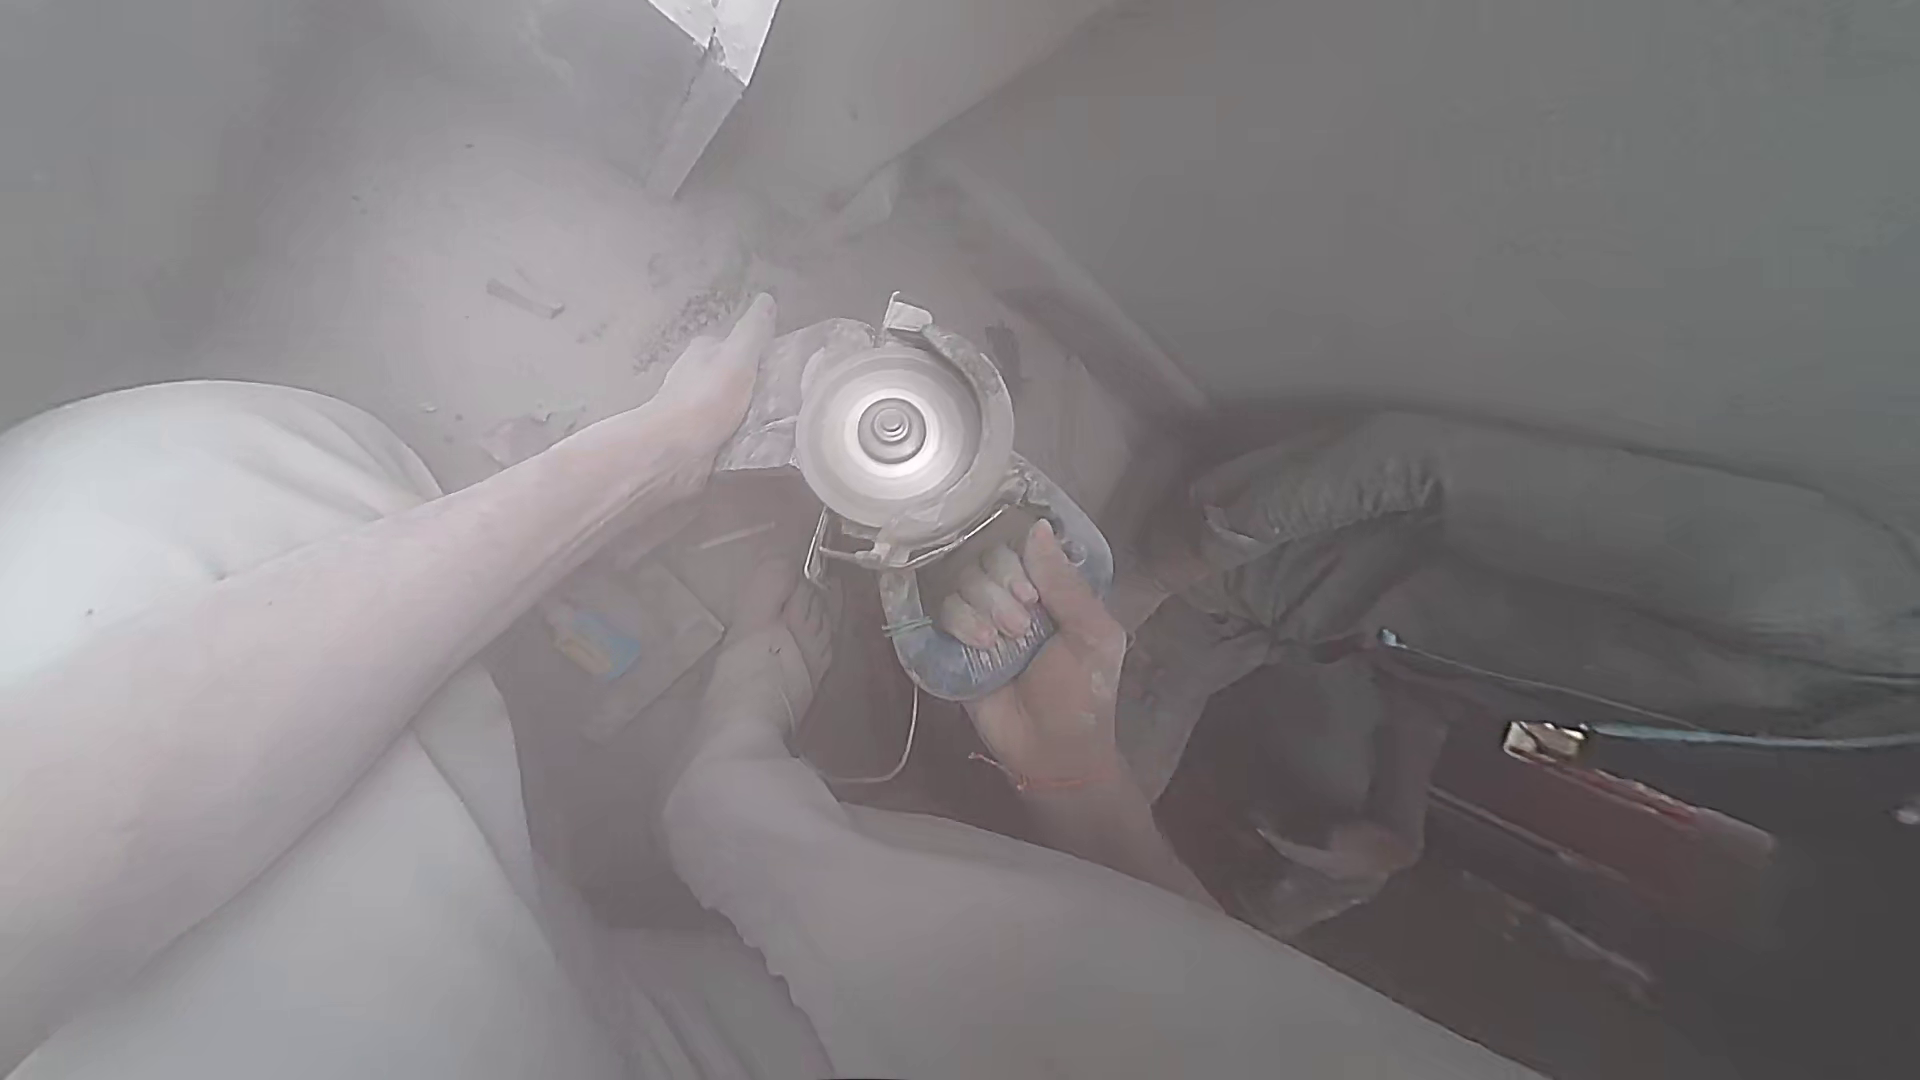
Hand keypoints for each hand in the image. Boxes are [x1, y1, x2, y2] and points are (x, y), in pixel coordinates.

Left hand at [648, 293, 775, 458]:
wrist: (675, 451)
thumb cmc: (707, 400)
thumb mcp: (738, 358)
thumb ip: (753, 332)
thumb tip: (766, 299)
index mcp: (705, 351)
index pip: (740, 345)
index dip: (764, 355)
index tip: (789, 371)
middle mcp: (697, 375)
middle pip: (738, 376)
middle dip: (760, 386)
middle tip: (790, 400)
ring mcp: (696, 408)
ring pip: (735, 405)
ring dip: (754, 413)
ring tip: (782, 424)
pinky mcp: (698, 437)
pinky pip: (730, 431)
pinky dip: (744, 435)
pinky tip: (761, 443)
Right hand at [937, 520, 1127, 787]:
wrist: (1050, 750)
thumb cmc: (1082, 692)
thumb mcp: (1092, 635)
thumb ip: (1067, 584)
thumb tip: (1039, 527)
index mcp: (1049, 588)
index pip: (1021, 547)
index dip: (1019, 564)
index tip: (1031, 595)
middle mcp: (1012, 595)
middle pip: (985, 560)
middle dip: (999, 590)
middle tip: (1020, 626)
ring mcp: (981, 617)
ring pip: (962, 581)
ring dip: (981, 608)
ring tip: (1000, 642)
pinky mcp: (956, 642)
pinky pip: (944, 609)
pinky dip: (961, 622)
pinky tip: (980, 646)